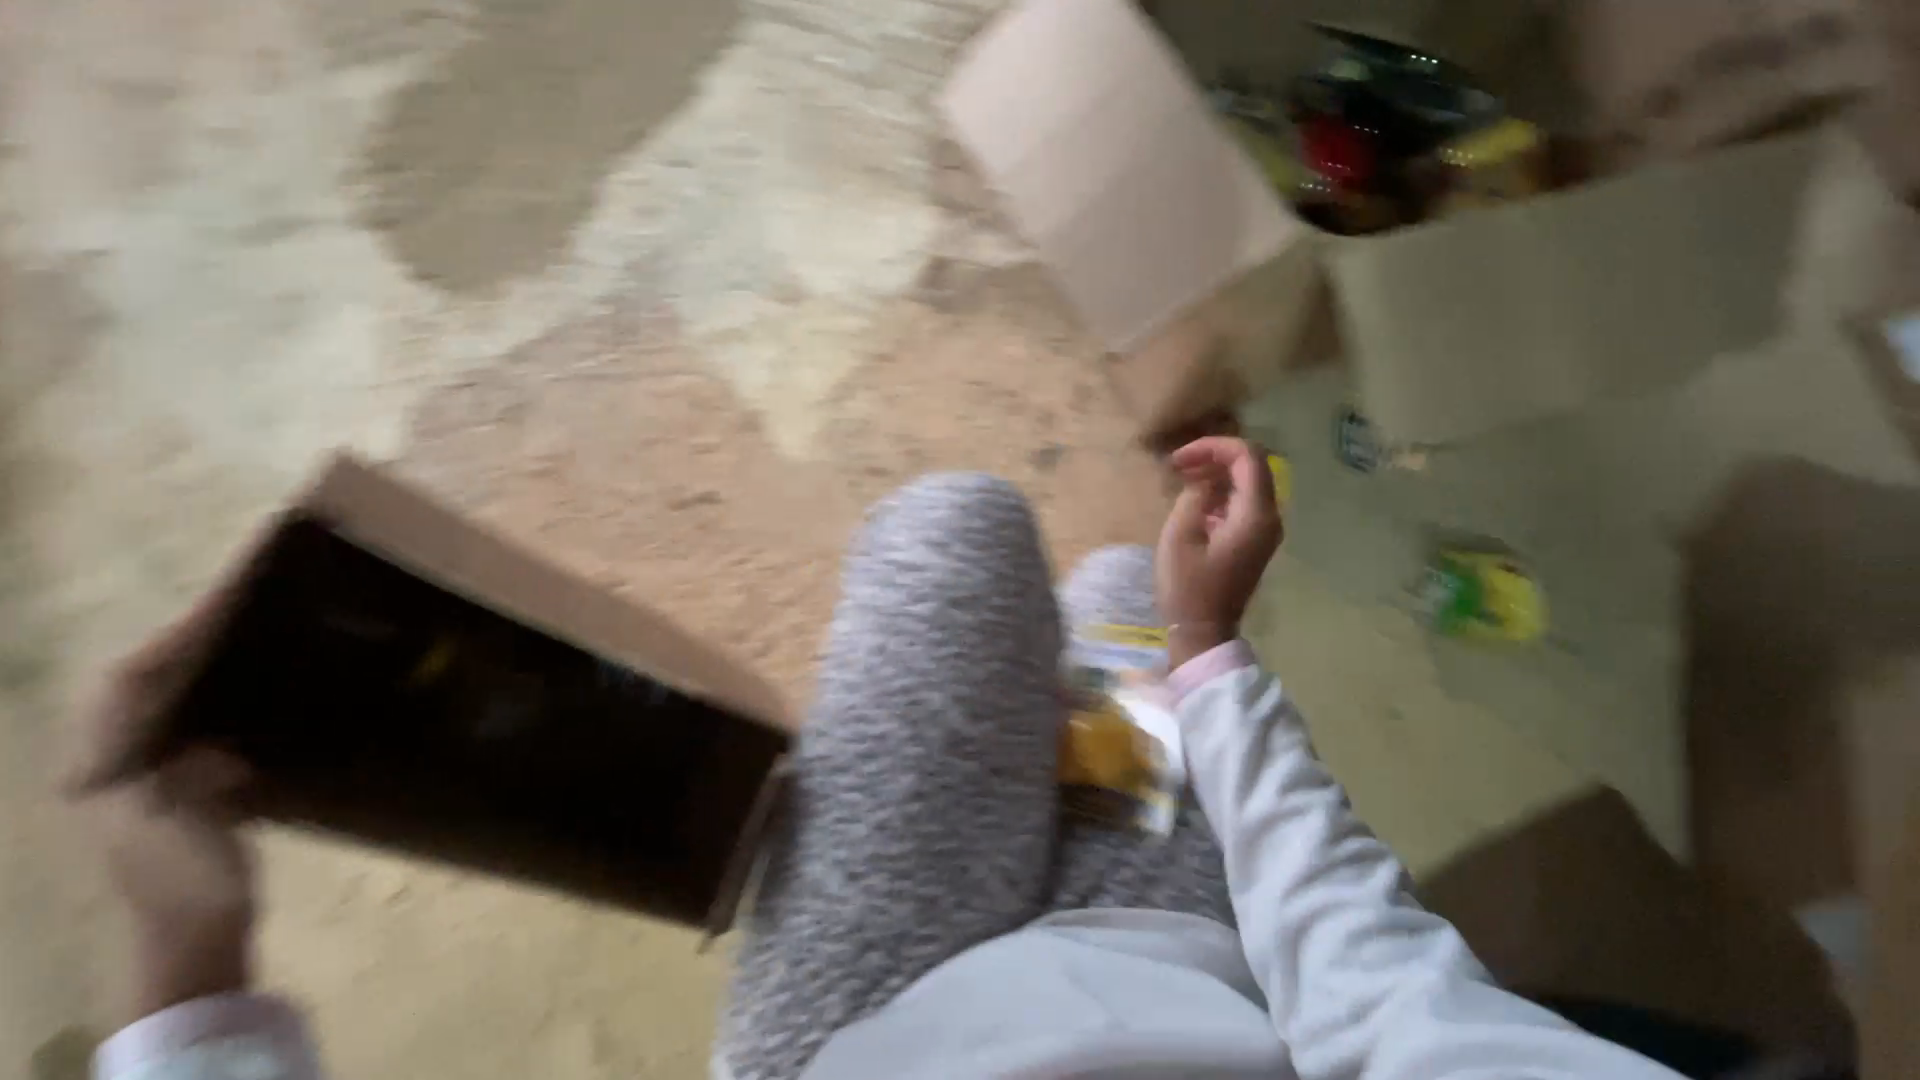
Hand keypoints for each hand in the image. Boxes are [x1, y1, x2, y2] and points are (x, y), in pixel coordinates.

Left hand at [69, 578, 259, 1018]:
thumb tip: (210, 748)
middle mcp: (110, 762)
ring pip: (164, 698)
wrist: (192, 932)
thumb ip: (186, 784)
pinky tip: (254, 687)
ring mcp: (141, 773)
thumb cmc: (183, 880)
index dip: (171, 641)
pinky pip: (189, 719)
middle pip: (139, 683)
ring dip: (198, 663)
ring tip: (251, 635)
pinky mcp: (174, 783)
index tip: (223, 605)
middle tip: (243, 609)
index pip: (126, 685)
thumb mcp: (181, 831)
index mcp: (102, 768)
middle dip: (183, 641)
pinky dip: (214, 692)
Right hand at [1155, 437, 1283, 666]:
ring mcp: (1265, 530)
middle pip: (1252, 465)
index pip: (1247, 456)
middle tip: (1178, 466)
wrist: (1203, 631)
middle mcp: (1270, 518)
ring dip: (1217, 473)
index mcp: (1255, 515)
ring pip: (1248, 482)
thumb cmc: (1188, 587)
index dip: (1213, 447)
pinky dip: (1221, 492)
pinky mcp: (1256, 539)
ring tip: (1182, 480)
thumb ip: (1194, 496)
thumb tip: (1203, 479)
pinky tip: (1195, 501)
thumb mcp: (1180, 536)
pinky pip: (1244, 502)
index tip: (1179, 460)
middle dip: (1215, 457)